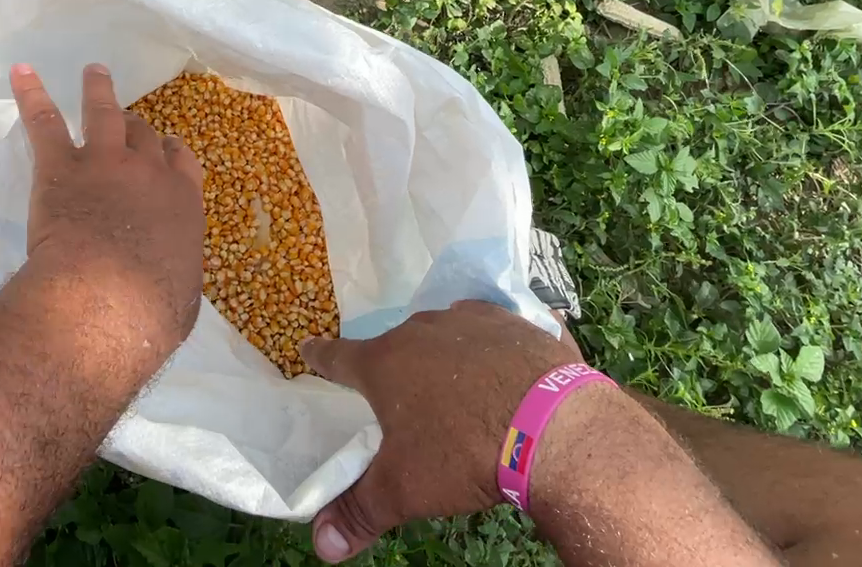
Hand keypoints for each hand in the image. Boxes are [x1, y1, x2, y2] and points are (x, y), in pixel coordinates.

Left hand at [11, 63, 205, 350]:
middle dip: (136, 125)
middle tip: (126, 119)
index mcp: (181, 201)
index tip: (164, 145)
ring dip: (99, 89)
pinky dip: (32, 94)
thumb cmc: (150, 310)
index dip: (170, 150)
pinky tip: (21, 72)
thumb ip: (175, 272)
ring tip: (94, 70)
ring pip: (105, 112)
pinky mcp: (61, 167)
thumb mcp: (180, 295)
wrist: (107, 300)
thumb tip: (170, 279)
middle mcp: (147, 171)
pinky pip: (45, 121)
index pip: (180, 161)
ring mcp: (104, 162)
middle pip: (143, 134)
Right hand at [299, 301, 598, 562]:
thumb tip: (320, 546)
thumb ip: (359, 512)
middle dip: (397, 366)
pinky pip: (495, 326)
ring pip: (444, 331)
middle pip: (396, 345)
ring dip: (445, 352)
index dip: (321, 356)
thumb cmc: (463, 454)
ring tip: (460, 386)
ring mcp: (469, 319)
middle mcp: (420, 330)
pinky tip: (507, 366)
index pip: (338, 357)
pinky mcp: (514, 321)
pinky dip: (494, 343)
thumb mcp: (405, 490)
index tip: (308, 348)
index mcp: (384, 363)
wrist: (553, 428)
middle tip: (406, 396)